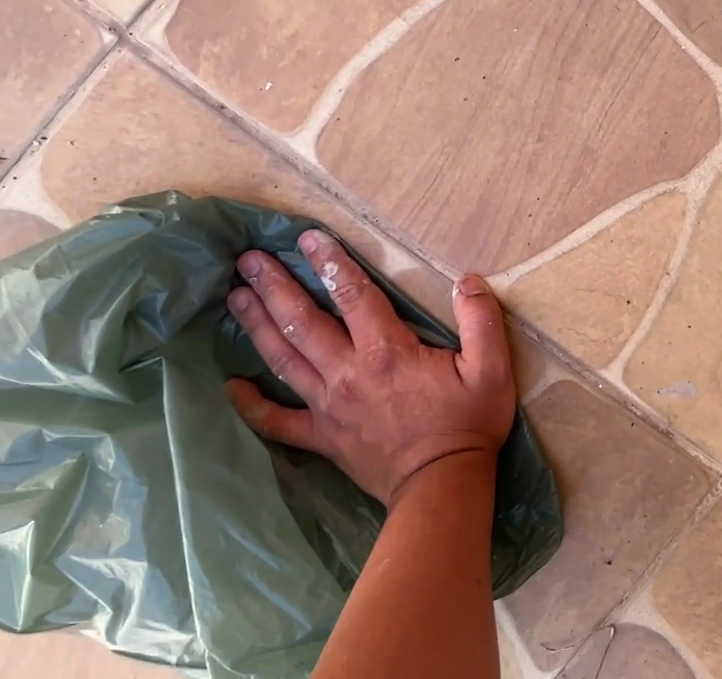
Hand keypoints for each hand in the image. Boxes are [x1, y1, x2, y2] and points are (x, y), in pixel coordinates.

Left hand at [223, 229, 515, 504]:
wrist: (442, 484)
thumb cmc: (469, 422)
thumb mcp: (492, 368)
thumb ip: (481, 320)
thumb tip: (467, 280)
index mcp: (388, 351)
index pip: (353, 296)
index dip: (331, 263)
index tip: (308, 237)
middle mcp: (348, 372)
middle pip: (303, 322)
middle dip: (275, 287)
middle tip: (250, 260)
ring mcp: (328, 406)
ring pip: (283, 359)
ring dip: (257, 325)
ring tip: (235, 296)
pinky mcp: (321, 437)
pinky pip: (276, 420)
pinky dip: (250, 404)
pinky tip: (229, 386)